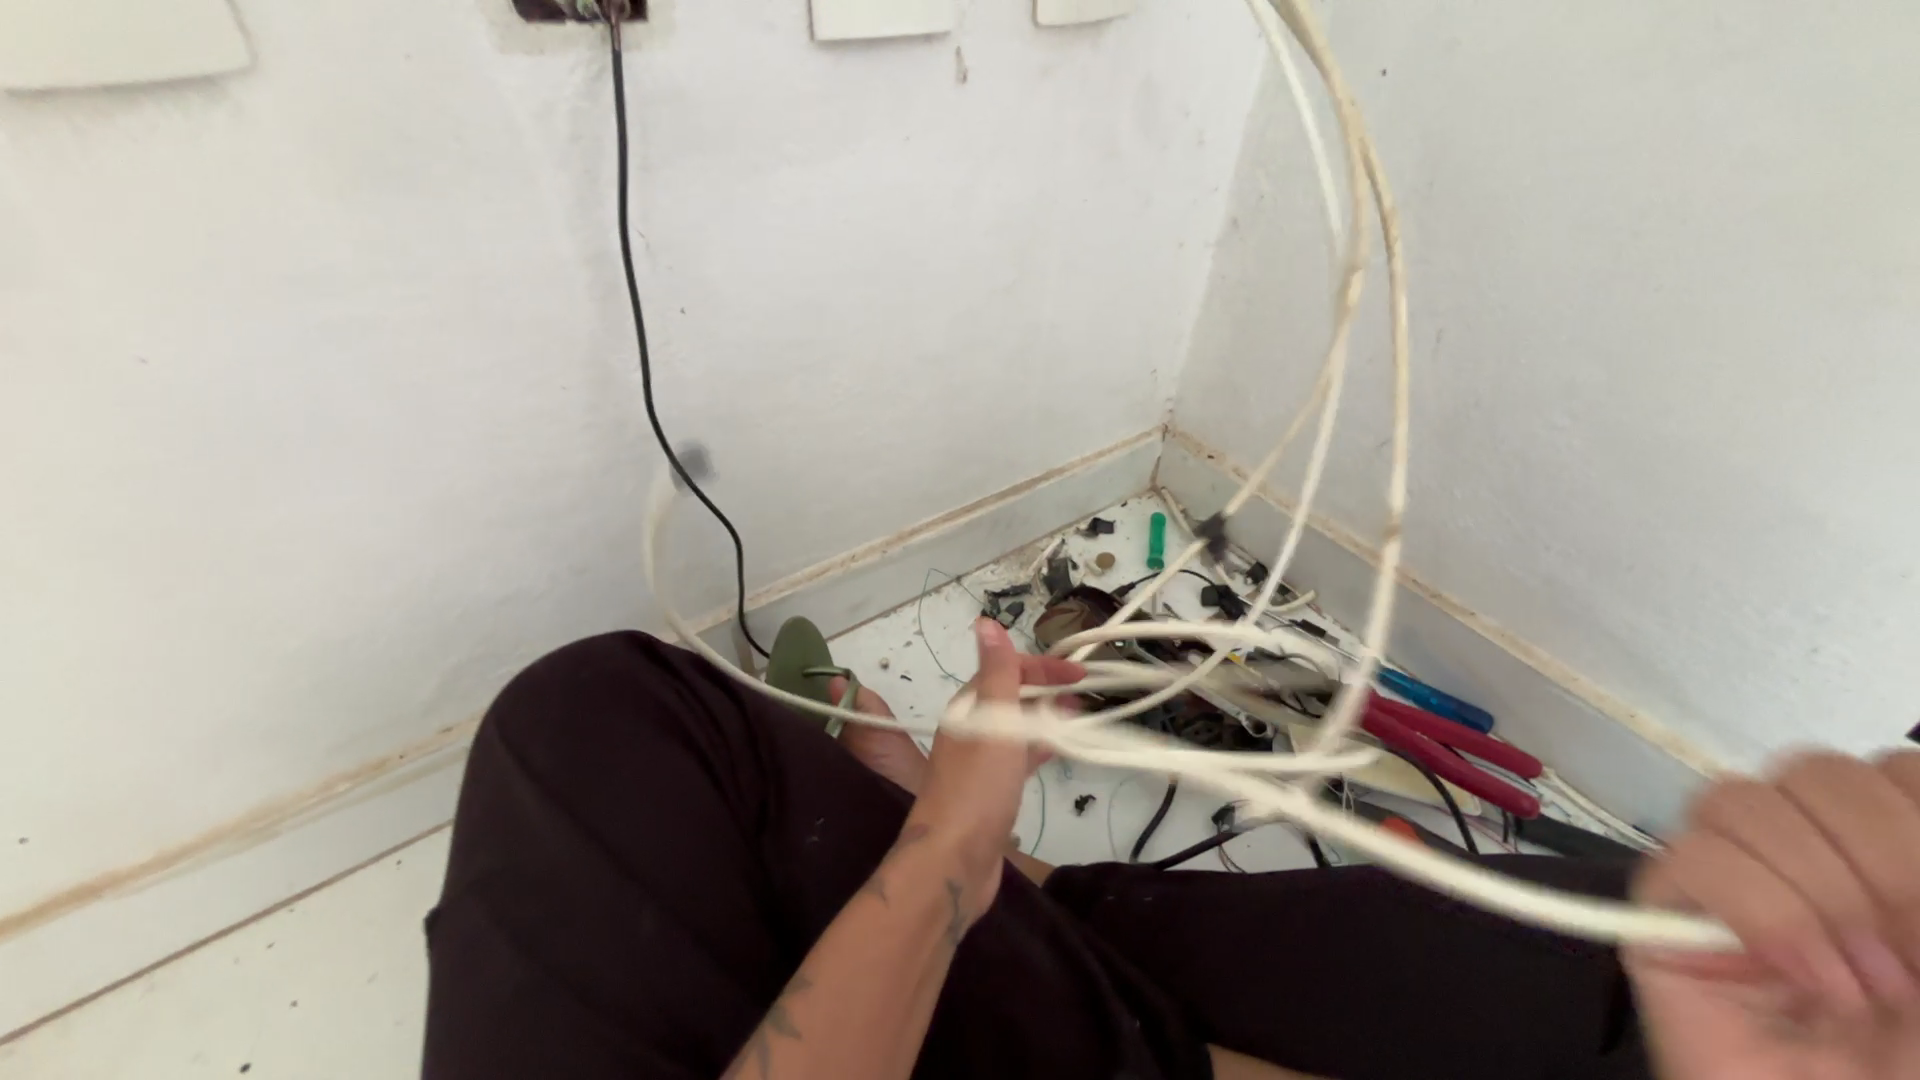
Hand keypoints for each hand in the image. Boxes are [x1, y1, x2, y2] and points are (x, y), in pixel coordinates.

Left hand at [902, 619, 1081, 909]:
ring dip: (1045, 718)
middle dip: (1045, 690)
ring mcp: (979, 763)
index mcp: (968, 708)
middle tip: (1084, 695)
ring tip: (1079, 719)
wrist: (953, 861)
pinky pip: (1018, 758)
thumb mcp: (992, 721)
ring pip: (1016, 728)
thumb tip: (984, 621)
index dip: (1040, 667)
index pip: (1005, 670)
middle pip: (1010, 697)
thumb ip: (995, 672)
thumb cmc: (977, 787)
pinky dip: (1039, 748)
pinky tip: (1058, 752)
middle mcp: (970, 729)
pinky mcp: (990, 792)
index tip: (1078, 674)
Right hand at [1625, 750, 1919, 1078]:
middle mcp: (1809, 853)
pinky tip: (1806, 980)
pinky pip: (1692, 858)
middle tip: (1910, 957)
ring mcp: (1728, 876)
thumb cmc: (1917, 1068)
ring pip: (1738, 800)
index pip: (1896, 769)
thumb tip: (1901, 790)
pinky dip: (1763, 916)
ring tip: (1861, 985)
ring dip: (1816, 893)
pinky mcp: (1666, 906)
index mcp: (1890, 857)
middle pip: (1817, 772)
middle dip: (1879, 861)